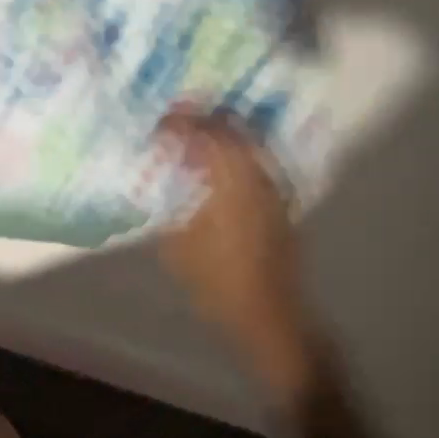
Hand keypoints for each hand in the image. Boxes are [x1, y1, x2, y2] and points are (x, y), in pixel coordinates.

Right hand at [157, 111, 320, 401]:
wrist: (267, 317)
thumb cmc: (216, 280)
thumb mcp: (177, 240)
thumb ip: (171, 199)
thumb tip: (160, 174)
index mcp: (232, 181)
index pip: (208, 134)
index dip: (181, 123)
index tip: (158, 125)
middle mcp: (259, 177)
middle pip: (235, 130)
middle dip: (204, 120)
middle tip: (175, 121)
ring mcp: (275, 190)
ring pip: (249, 144)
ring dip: (221, 135)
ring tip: (193, 140)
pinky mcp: (280, 205)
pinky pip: (255, 163)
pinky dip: (234, 155)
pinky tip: (214, 168)